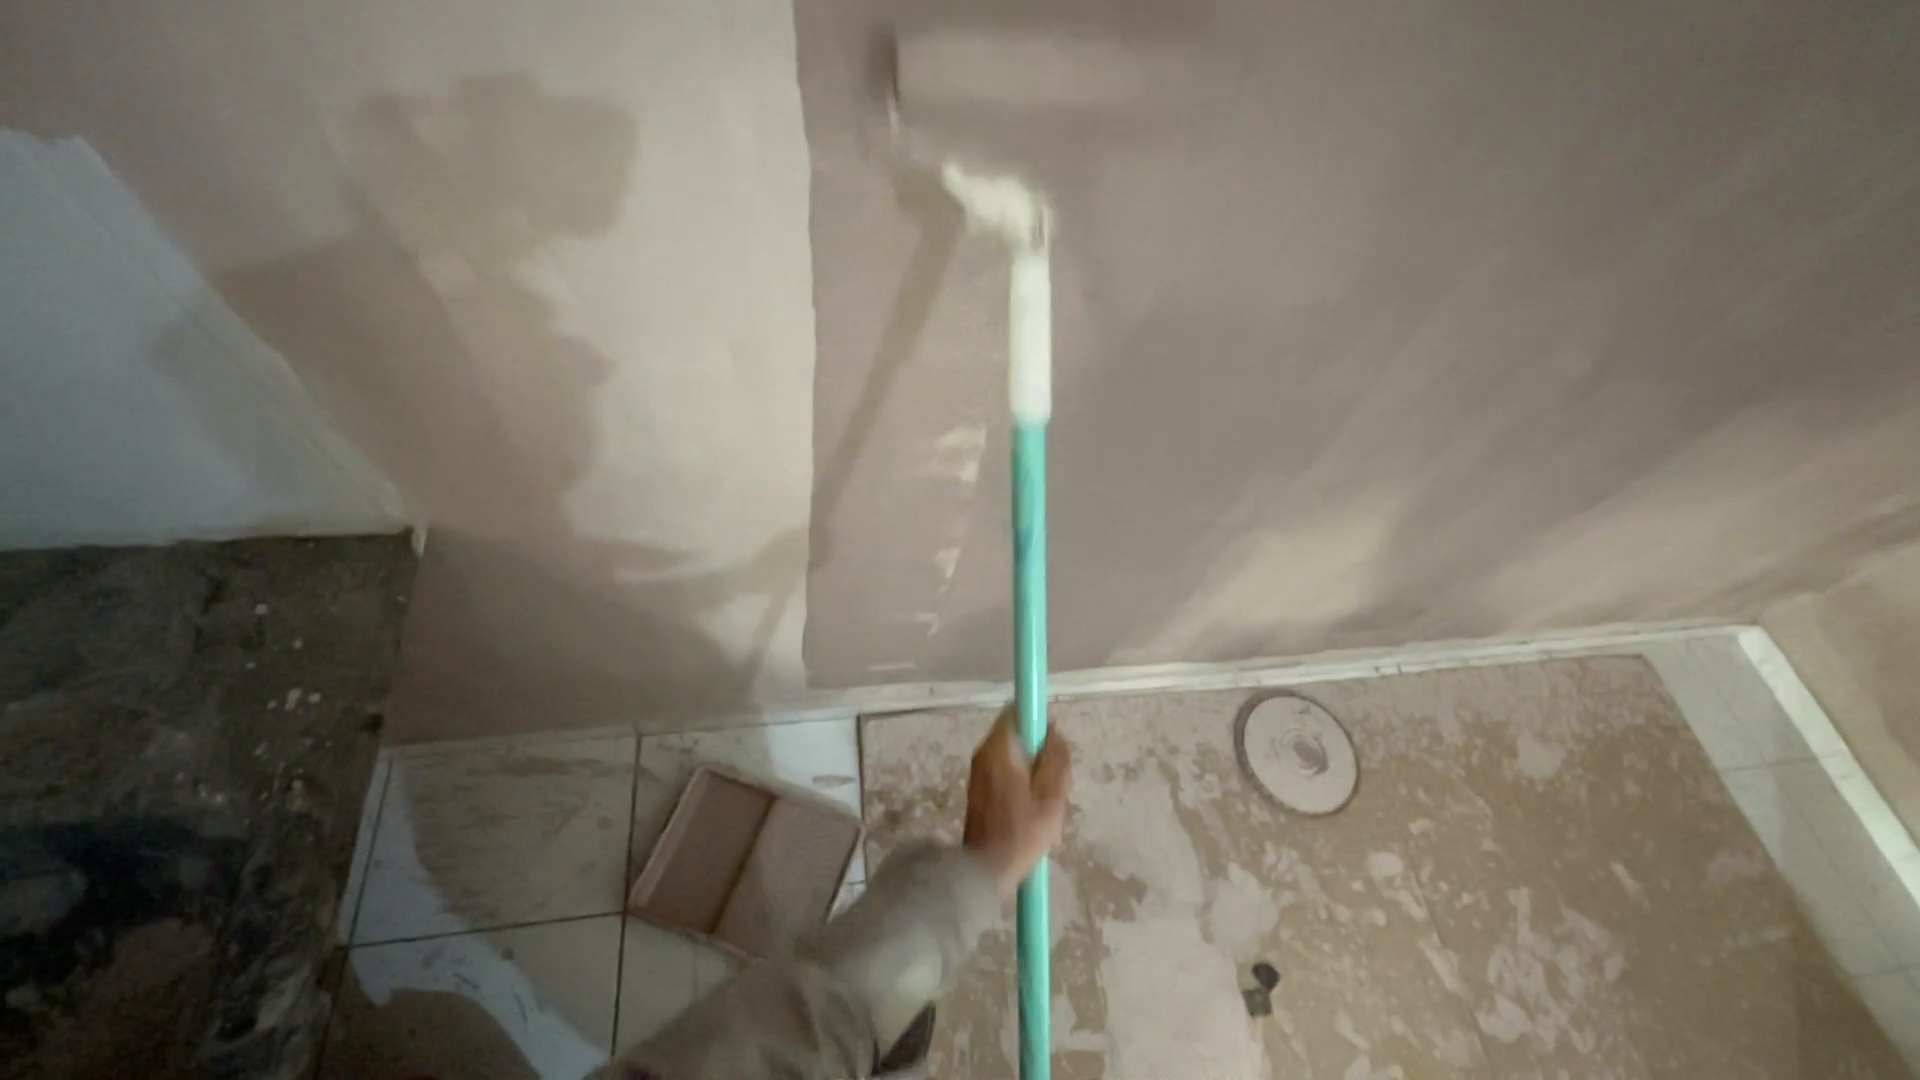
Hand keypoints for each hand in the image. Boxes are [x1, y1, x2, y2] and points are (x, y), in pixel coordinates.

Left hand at [962, 707, 1072, 899]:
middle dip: (1039, 749)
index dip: (1038, 720)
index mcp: (999, 749)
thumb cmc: (1021, 833)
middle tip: (1056, 778)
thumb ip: (1056, 759)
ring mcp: (979, 770)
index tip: (1054, 741)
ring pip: (1012, 753)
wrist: (984, 870)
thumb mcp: (1051, 797)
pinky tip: (1032, 806)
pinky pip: (1005, 769)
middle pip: (1016, 733)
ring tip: (1046, 798)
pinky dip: (1021, 779)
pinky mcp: (979, 787)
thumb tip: (1054, 730)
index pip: (1016, 712)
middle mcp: (984, 752)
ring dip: (1032, 767)